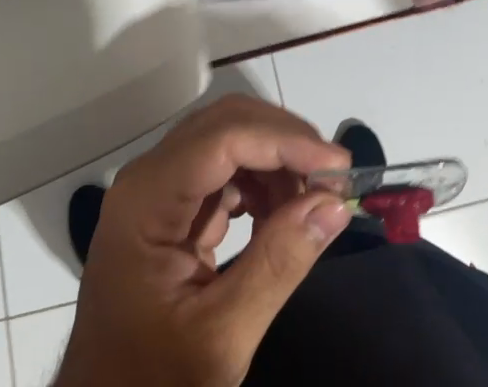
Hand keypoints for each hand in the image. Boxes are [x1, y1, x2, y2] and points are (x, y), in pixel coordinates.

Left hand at [56, 95, 352, 386]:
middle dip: (284, 142)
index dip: (285, 141)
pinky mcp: (169, 210)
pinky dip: (260, 184)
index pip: (222, 138)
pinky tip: (282, 217)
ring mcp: (156, 192)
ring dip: (276, 162)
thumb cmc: (153, 376)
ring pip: (226, 142)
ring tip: (313, 205)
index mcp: (147, 200)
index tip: (340, 170)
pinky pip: (222, 173)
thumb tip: (333, 203)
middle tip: (336, 181)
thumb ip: (277, 264)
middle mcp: (147, 179)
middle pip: (223, 125)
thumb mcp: (221, 333)